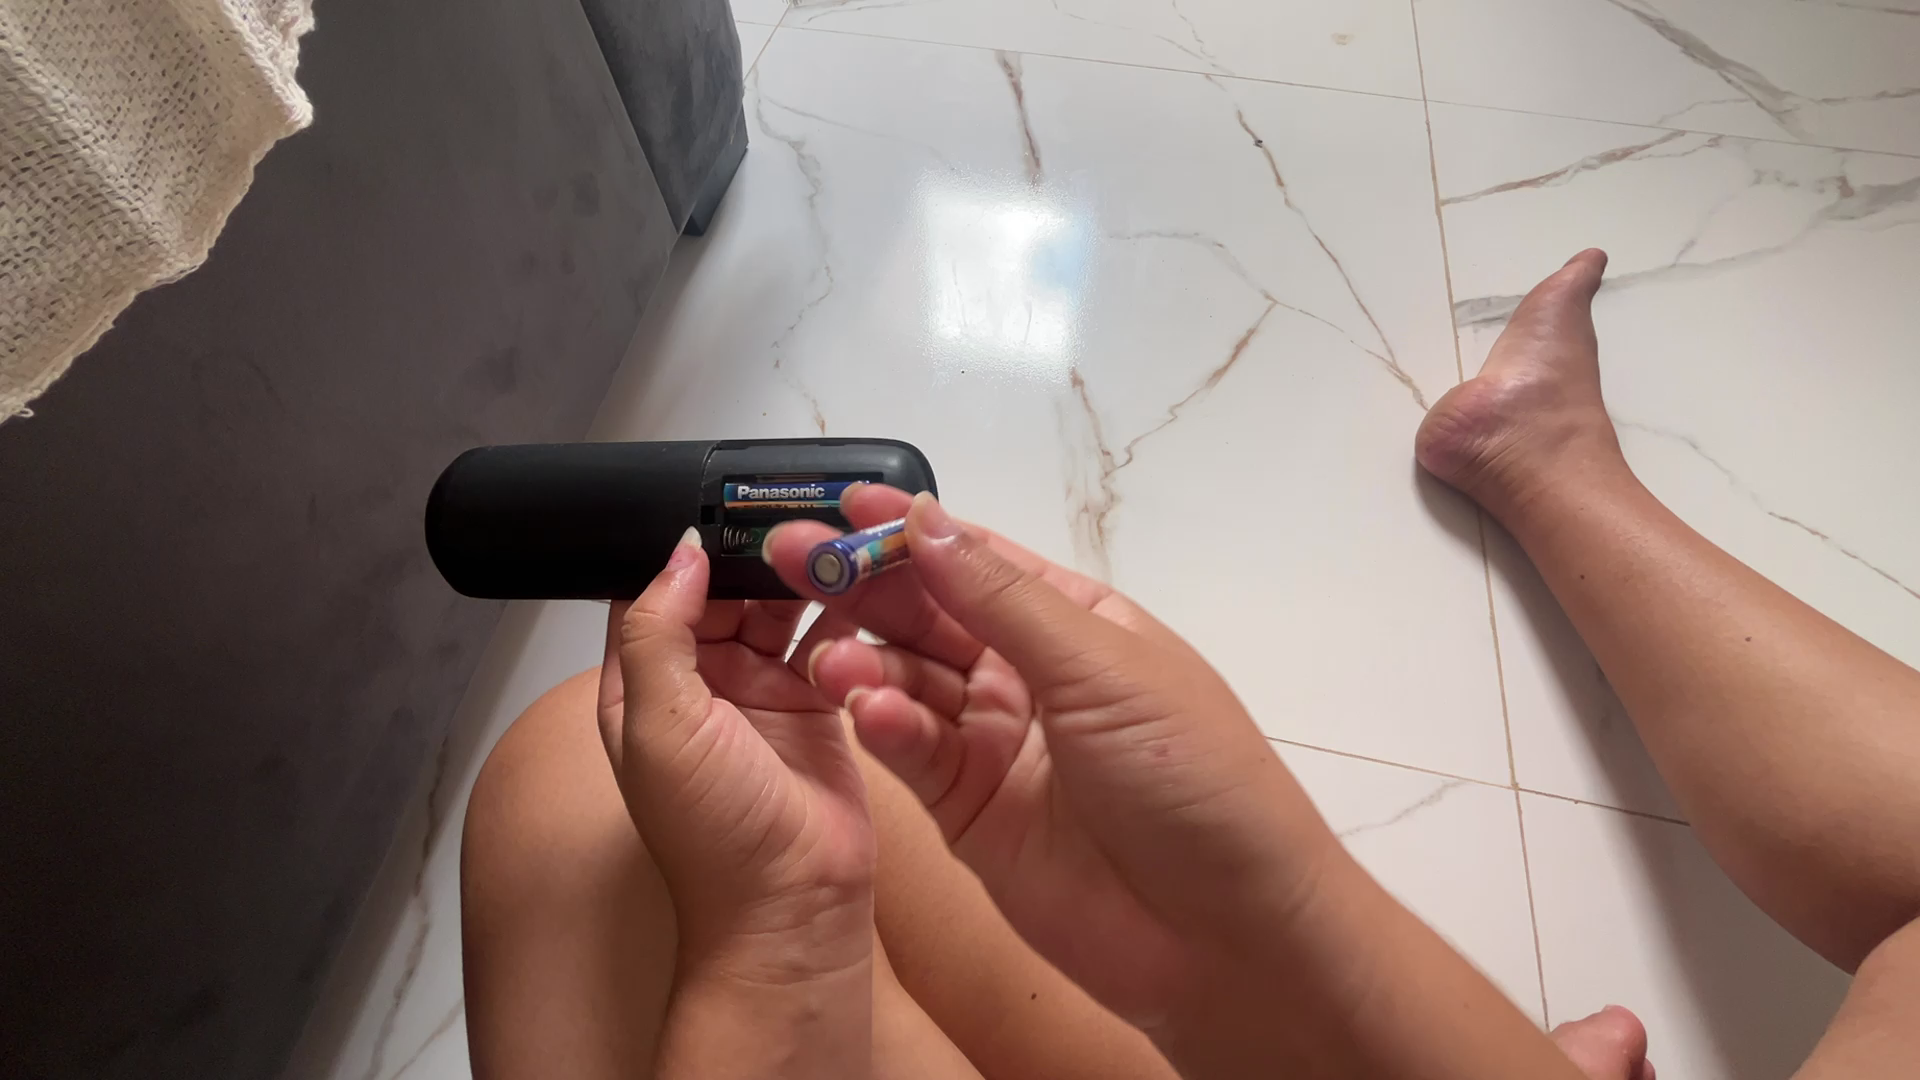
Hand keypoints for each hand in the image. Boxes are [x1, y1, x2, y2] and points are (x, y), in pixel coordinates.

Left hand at [598, 529, 874, 979]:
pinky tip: (857, 578)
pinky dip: (840, 611)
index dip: (681, 548)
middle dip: (753, 556)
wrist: (794, 901)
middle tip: (791, 510)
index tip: (717, 501)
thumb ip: (659, 633)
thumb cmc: (714, 829)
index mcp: (649, 683)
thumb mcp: (660, 724)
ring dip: (799, 578)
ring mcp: (765, 688)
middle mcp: (706, 679)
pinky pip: (826, 639)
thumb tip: (679, 552)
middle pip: (726, 594)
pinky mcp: (817, 699)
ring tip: (827, 534)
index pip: (655, 595)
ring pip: (779, 611)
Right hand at [764, 488, 1341, 1026]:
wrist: (1223, 938)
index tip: (845, 502)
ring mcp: (992, 738)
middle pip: (929, 614)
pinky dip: (886, 727)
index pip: (974, 559)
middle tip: (792, 556)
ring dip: (865, 662)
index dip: (911, 530)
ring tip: (824, 656)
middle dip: (863, 584)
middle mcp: (1024, 669)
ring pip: (909, 681)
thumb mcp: (1099, 666)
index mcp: (1069, 620)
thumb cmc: (1185, 772)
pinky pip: (913, 751)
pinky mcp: (966, 804)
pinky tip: (864, 711)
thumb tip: (925, 517)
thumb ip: (1001, 597)